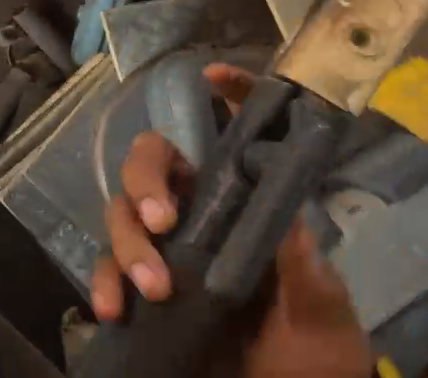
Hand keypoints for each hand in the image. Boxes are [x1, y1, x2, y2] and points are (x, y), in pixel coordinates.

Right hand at [89, 64, 371, 377]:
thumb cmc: (311, 367)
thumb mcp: (325, 326)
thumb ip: (308, 279)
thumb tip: (287, 222)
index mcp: (242, 210)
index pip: (232, 143)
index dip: (227, 101)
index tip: (214, 78)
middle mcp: (196, 216)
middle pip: (151, 162)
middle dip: (146, 179)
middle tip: (162, 219)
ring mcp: (161, 249)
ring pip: (121, 210)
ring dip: (130, 242)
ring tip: (155, 289)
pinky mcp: (133, 285)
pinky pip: (103, 265)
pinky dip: (102, 280)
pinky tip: (113, 308)